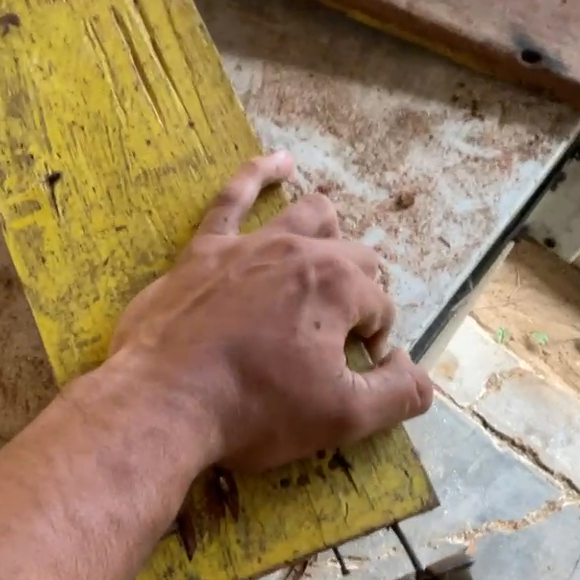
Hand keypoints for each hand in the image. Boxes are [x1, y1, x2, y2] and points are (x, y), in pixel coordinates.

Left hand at [105, 152, 432, 472]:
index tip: (350, 372)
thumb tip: (417, 372)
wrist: (163, 402)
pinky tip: (279, 162)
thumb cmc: (254, 411)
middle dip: (358, 294)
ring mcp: (248, 244)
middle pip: (351, 259)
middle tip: (335, 338)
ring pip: (307, 216)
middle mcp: (299, 251)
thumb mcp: (342, 418)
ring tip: (331, 256)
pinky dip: (260, 174)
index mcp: (339, 286)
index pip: (379, 308)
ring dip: (330, 234)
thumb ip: (398, 394)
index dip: (373, 342)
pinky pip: (233, 196)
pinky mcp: (203, 250)